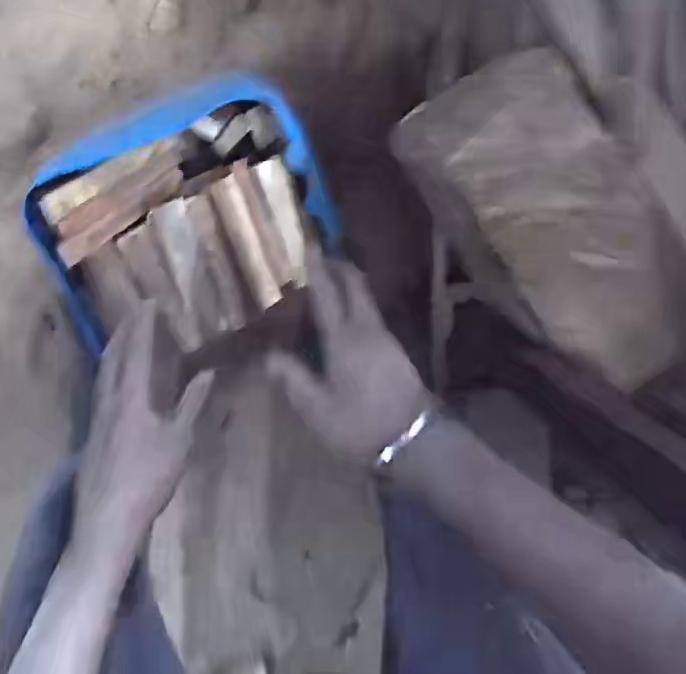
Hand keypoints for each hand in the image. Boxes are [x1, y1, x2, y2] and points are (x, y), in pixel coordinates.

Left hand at [73, 305, 213, 564]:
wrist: (106, 523)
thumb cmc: (148, 480)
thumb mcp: (179, 441)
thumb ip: (191, 404)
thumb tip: (207, 372)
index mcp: (131, 397)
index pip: (136, 350)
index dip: (142, 325)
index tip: (148, 302)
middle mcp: (108, 400)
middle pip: (112, 356)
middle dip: (123, 331)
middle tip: (134, 312)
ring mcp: (95, 419)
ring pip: (101, 373)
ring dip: (112, 350)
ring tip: (121, 337)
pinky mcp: (89, 436)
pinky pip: (98, 389)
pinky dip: (108, 372)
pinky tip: (113, 382)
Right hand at [265, 251, 433, 466]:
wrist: (417, 441)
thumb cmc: (361, 424)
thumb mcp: (318, 410)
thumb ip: (293, 379)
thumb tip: (268, 356)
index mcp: (343, 339)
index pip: (327, 293)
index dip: (317, 268)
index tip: (309, 244)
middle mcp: (365, 329)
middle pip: (355, 285)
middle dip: (339, 266)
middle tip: (320, 256)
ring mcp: (385, 337)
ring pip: (365, 298)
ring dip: (349, 284)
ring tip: (330, 282)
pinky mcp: (395, 349)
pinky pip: (371, 313)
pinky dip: (356, 303)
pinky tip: (347, 317)